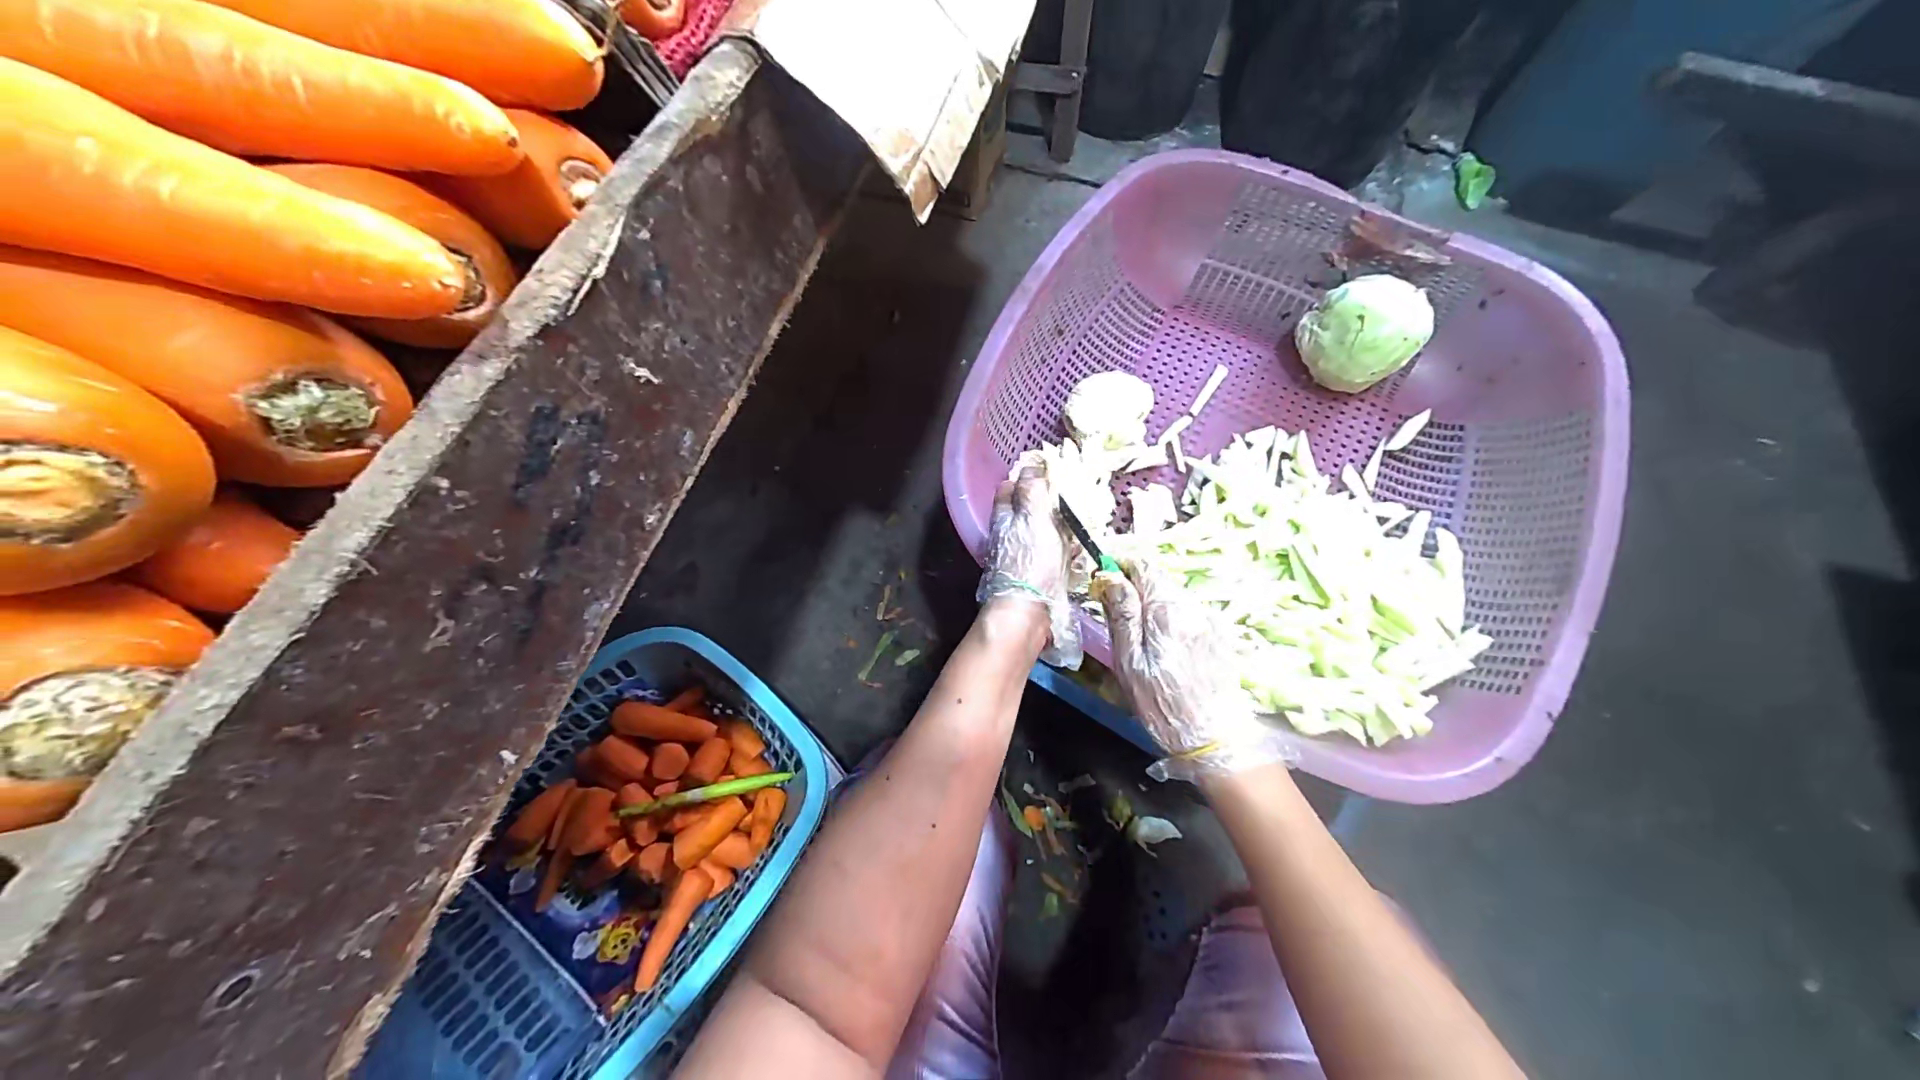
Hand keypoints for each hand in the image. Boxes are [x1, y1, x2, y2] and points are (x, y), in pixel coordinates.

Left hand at [977, 466, 1079, 667]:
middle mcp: (1009, 534)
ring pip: (1041, 531)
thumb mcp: (1033, 518)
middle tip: (1072, 493)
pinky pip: (1053, 554)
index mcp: (1004, 517)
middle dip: (1047, 501)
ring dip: (1060, 524)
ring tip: (1082, 516)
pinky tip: (1080, 548)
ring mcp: (1023, 555)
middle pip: (1026, 509)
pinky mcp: (1037, 575)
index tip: (1050, 472)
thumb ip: (1032, 490)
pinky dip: (1066, 547)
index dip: (1026, 476)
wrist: (1028, 613)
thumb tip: (1032, 464)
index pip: (1009, 487)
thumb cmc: (1030, 562)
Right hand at [1096, 561, 1294, 780]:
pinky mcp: (1219, 634)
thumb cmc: (1163, 705)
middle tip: (1115, 619)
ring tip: (1140, 640)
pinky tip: (1165, 650)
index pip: (1143, 565)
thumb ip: (1121, 615)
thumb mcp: (1129, 662)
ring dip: (1151, 607)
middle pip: (1157, 579)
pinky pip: (1186, 614)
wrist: (1215, 740)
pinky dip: (1169, 621)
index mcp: (1167, 610)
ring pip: (1171, 597)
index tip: (1103, 585)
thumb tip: (1111, 578)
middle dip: (1133, 590)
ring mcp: (1209, 619)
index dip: (1119, 567)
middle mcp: (1193, 606)